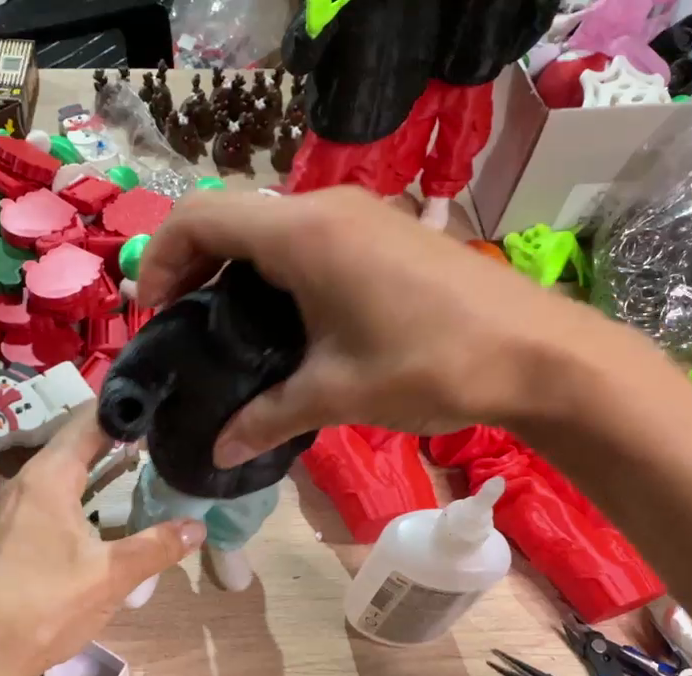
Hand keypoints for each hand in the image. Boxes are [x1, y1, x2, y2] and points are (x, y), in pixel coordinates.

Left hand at [0, 414, 205, 675]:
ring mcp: (14, 507)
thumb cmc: (49, 606)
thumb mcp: (112, 576)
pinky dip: (80, 489)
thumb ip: (158, 546)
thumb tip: (198, 526)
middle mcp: (26, 482)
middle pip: (74, 442)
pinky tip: (101, 506)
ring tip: (139, 460)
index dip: (125, 409)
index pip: (89, 422)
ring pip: (61, 470)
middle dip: (115, 435)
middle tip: (160, 430)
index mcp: (48, 478)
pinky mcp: (12, 532)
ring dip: (96, 464)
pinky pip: (51, 494)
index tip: (161, 403)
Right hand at [138, 186, 616, 467]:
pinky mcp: (384, 234)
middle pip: (231, 217)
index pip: (201, 216)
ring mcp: (360, 216)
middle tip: (179, 326)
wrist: (538, 354)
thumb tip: (220, 451)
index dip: (161, 258)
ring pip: (270, 227)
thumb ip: (267, 418)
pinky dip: (274, 270)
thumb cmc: (431, 364)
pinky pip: (307, 238)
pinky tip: (282, 322)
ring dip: (234, 268)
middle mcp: (326, 208)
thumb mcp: (337, 393)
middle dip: (192, 265)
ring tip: (222, 328)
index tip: (153, 314)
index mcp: (303, 234)